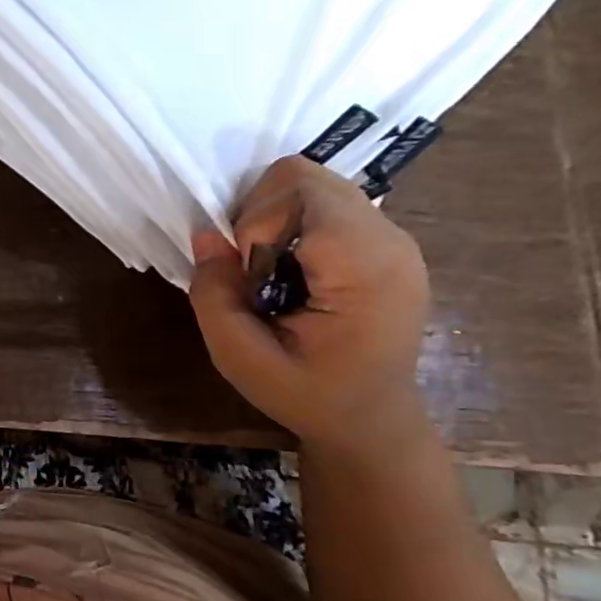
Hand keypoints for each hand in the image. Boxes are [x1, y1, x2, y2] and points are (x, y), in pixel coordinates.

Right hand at [188, 156, 432, 455]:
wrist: (371, 423)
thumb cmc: (308, 396)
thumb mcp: (240, 359)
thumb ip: (214, 295)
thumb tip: (206, 237)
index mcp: (366, 266)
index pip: (299, 189)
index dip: (256, 222)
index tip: (252, 277)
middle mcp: (390, 239)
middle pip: (306, 176)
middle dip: (262, 214)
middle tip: (255, 270)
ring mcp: (394, 238)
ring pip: (313, 185)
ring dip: (276, 219)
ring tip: (273, 272)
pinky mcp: (385, 243)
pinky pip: (326, 205)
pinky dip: (295, 226)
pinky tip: (295, 273)